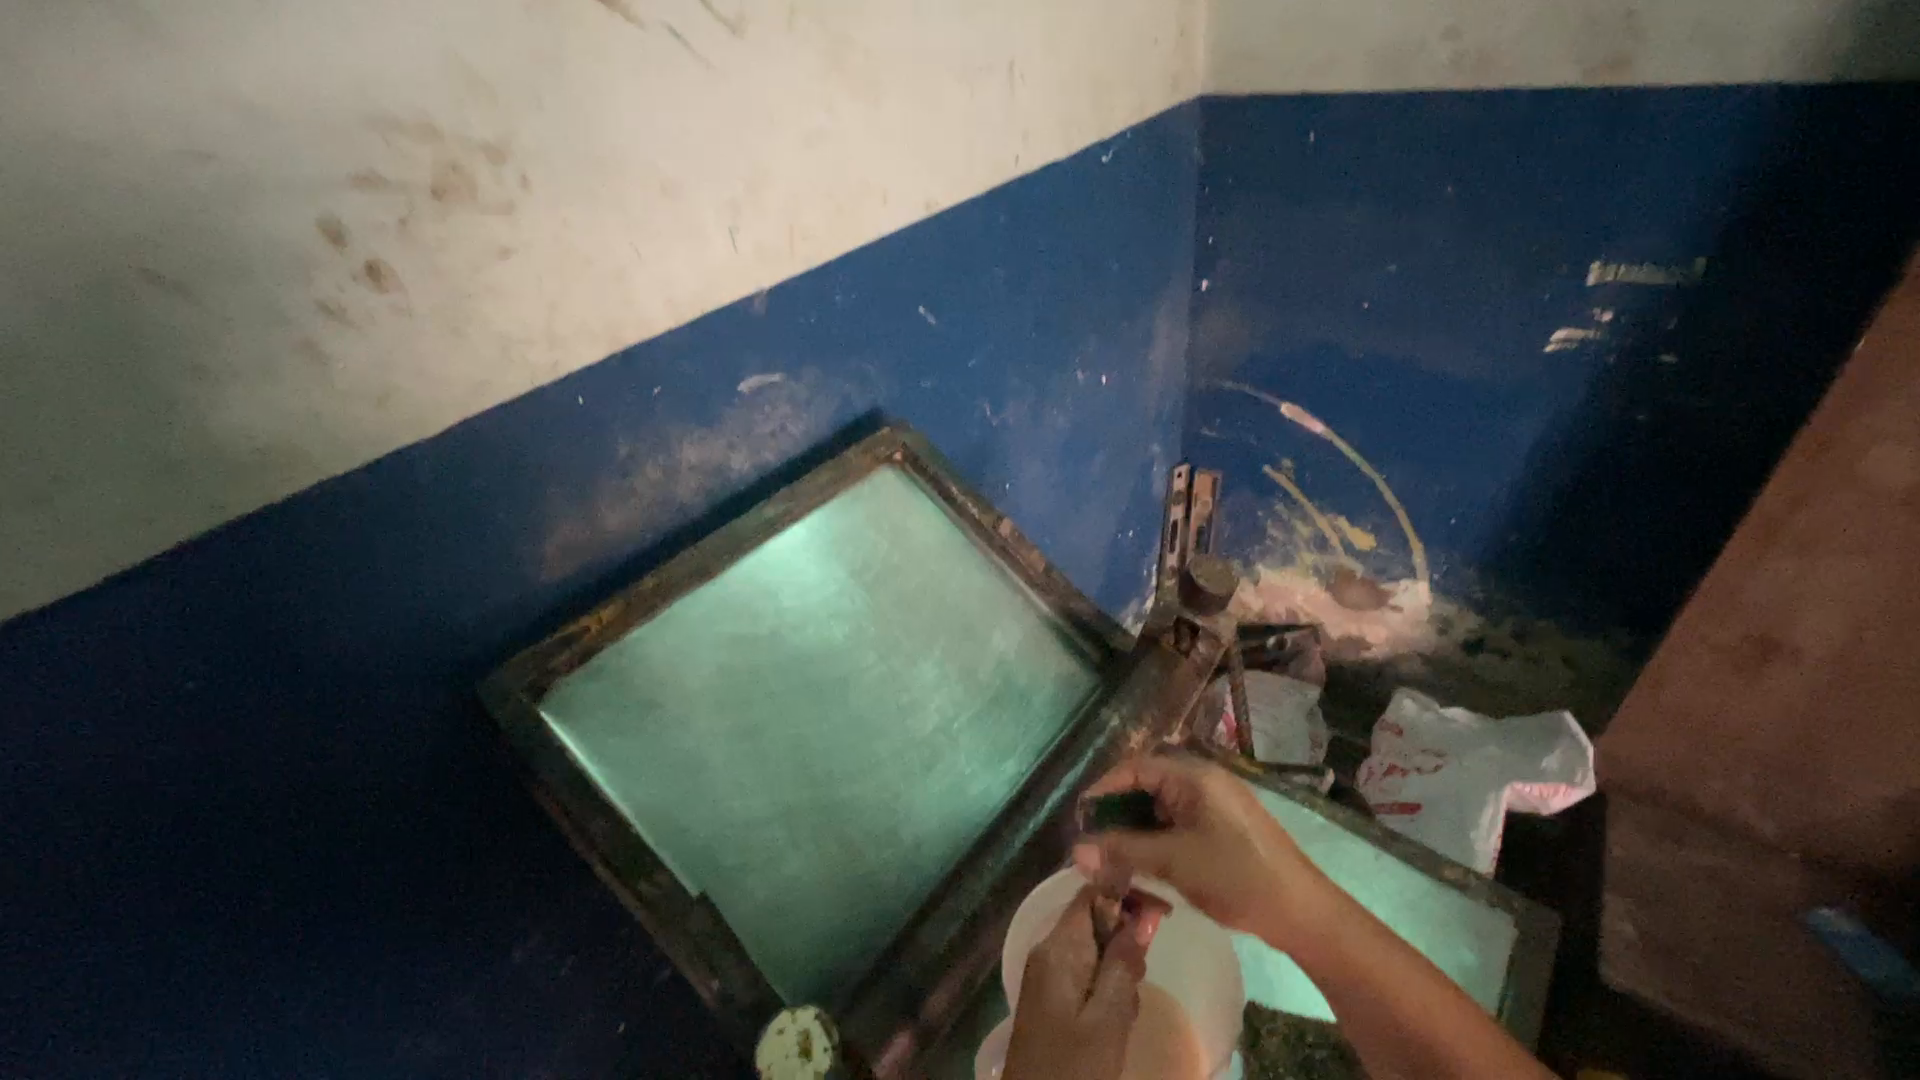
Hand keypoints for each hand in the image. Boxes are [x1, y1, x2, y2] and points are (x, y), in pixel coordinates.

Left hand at [1002, 886, 1162, 1079]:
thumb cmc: (1073, 1069)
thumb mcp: (1108, 1019)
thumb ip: (1123, 964)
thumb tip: (1142, 913)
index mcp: (1056, 948)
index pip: (1091, 894)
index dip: (1127, 893)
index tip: (1163, 912)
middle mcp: (1047, 951)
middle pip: (1094, 921)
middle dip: (1125, 943)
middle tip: (1138, 981)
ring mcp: (1047, 975)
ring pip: (1094, 951)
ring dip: (1118, 973)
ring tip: (1124, 1013)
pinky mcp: (1051, 999)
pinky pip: (1086, 976)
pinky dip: (1106, 992)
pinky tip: (1114, 1023)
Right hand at [1073, 753, 1330, 949]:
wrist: (1304, 912)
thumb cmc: (1236, 876)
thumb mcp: (1173, 862)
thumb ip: (1122, 851)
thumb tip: (1074, 850)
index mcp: (1194, 777)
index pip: (1135, 767)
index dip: (1103, 789)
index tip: (1080, 818)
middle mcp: (1205, 782)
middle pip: (1148, 786)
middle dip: (1118, 814)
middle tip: (1095, 843)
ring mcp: (1218, 805)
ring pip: (1163, 809)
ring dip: (1138, 831)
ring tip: (1116, 859)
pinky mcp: (1225, 828)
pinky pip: (1180, 824)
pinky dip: (1159, 840)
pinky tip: (1149, 867)